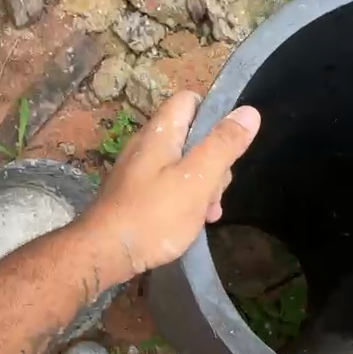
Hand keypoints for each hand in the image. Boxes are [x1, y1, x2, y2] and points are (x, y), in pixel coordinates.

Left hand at [77, 91, 260, 283]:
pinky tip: (193, 223)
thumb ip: (222, 145)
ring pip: (183, 166)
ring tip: (208, 214)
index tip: (228, 143)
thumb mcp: (197, 179)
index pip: (188, 100)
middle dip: (213, 162)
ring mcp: (137, 172)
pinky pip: (167, 187)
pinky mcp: (134, 195)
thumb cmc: (153, 215)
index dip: (214, 113)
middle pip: (191, 137)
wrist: (104, 253)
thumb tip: (248, 111)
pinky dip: (184, 200)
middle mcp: (145, 147)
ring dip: (202, 187)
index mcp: (159, 134)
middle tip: (215, 192)